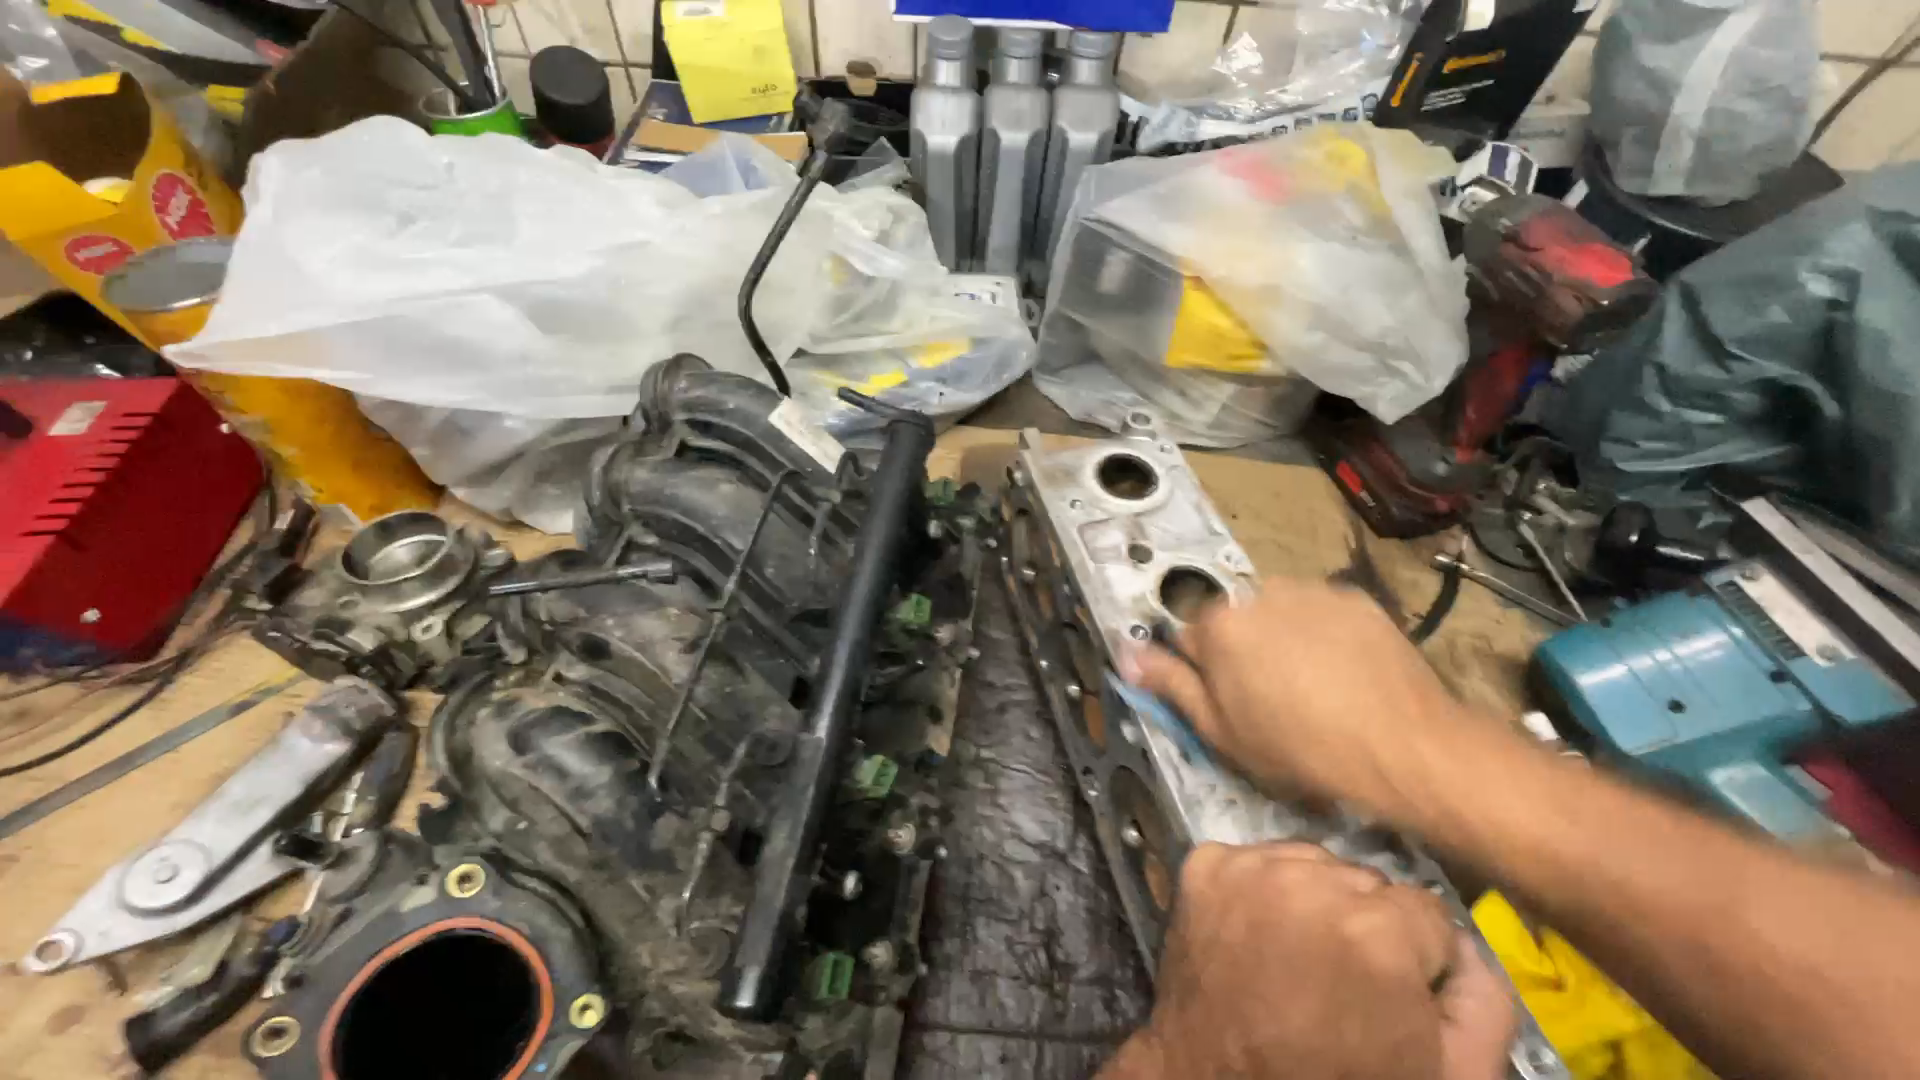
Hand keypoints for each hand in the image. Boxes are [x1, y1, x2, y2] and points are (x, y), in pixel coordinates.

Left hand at [1104, 843, 1515, 1079]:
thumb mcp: (1446, 1074)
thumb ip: (1483, 1002)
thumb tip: (1466, 945)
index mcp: (1379, 929)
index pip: (1426, 911)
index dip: (1416, 957)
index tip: (1390, 991)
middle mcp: (1311, 880)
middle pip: (1363, 880)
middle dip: (1362, 921)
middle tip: (1339, 976)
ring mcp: (1249, 866)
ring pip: (1308, 862)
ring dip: (1310, 898)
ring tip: (1294, 953)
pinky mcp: (1203, 865)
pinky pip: (1252, 859)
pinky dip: (1256, 889)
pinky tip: (1254, 934)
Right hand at [1121, 577, 1482, 817]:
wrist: (1402, 745)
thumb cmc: (1300, 748)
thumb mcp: (1221, 731)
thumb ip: (1170, 685)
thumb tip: (1127, 656)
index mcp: (1218, 626)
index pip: (1185, 638)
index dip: (1202, 674)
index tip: (1226, 702)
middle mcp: (1257, 594)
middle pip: (1231, 620)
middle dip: (1239, 651)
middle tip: (1268, 698)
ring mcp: (1309, 591)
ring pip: (1274, 613)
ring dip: (1279, 638)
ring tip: (1311, 685)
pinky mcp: (1352, 597)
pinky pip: (1318, 611)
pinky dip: (1320, 633)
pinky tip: (1340, 671)